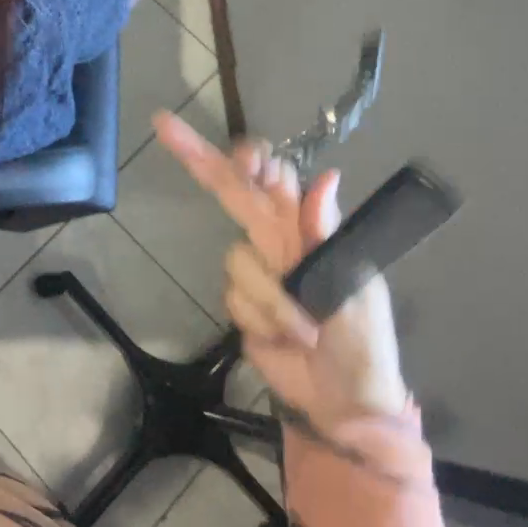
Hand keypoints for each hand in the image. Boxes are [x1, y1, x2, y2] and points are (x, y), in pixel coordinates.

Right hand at [155, 113, 409, 435]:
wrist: (343, 402)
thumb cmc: (364, 343)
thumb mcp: (357, 288)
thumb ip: (329, 235)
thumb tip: (323, 179)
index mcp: (310, 231)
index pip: (276, 180)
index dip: (253, 161)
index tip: (240, 154)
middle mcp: (277, 240)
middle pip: (230, 190)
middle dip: (198, 155)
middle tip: (163, 123)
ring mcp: (256, 270)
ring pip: (237, 259)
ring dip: (271, 300)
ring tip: (304, 330)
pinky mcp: (239, 301)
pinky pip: (233, 295)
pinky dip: (259, 318)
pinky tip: (282, 338)